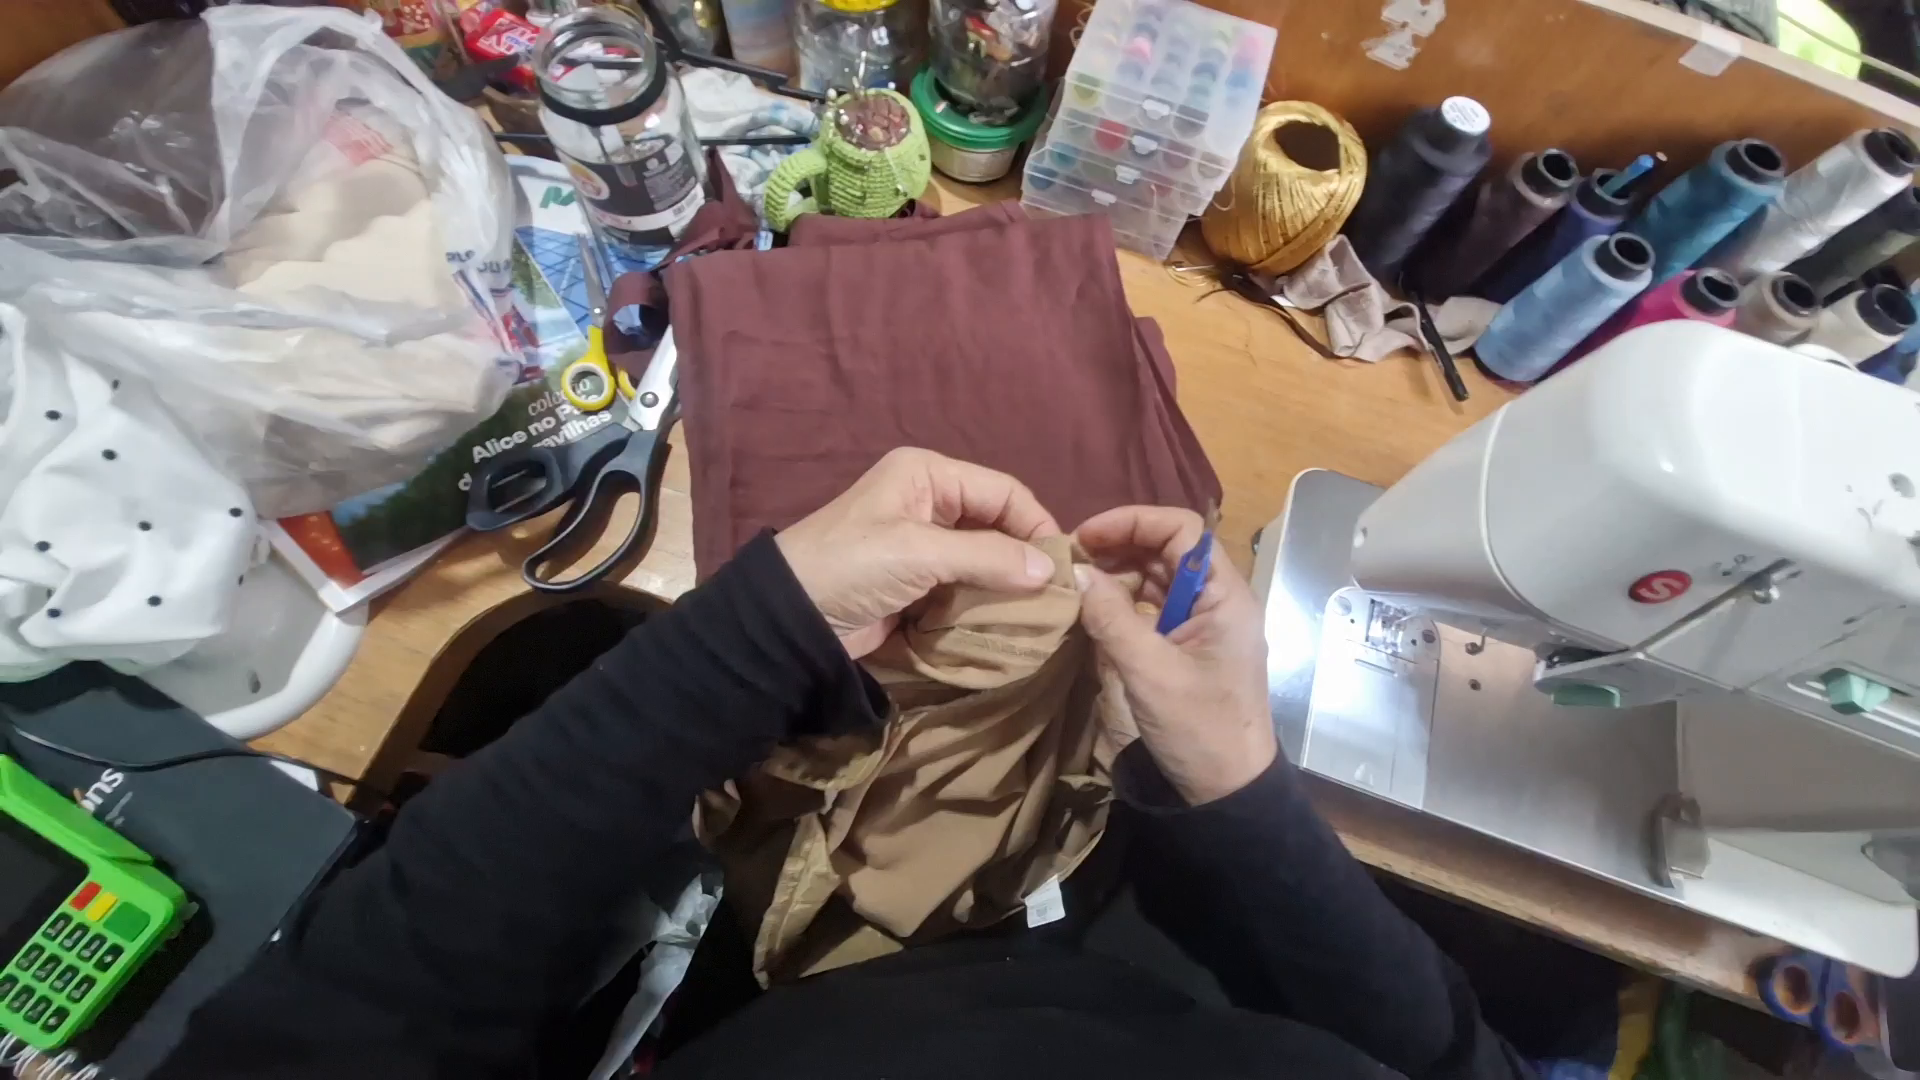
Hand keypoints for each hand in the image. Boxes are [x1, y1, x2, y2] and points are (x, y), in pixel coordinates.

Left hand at [776, 448, 1061, 657]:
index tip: (1064, 566)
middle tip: (1058, 595)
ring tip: (1041, 612)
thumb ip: (988, 557)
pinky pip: (965, 586)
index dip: (1036, 524)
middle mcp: (930, 503)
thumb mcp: (920, 553)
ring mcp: (924, 546)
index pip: (1002, 491)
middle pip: (996, 524)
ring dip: (1007, 584)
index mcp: (929, 475)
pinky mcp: (918, 583)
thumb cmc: (852, 566)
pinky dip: (985, 601)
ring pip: (984, 559)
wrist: (789, 620)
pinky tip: (1008, 621)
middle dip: (1025, 557)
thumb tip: (1050, 571)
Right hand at [1073, 506, 1276, 804]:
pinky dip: (1118, 603)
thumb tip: (1075, 570)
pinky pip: (1148, 608)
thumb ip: (1111, 617)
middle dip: (1117, 547)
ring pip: (1154, 577)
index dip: (1134, 522)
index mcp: (1224, 596)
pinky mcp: (1182, 645)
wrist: (1226, 793)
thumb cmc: (1199, 728)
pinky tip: (1090, 610)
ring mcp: (1198, 624)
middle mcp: (1214, 600)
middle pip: (1165, 550)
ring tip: (1073, 584)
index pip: (1183, 530)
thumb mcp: (1150, 672)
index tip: (1087, 538)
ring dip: (1114, 574)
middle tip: (1069, 561)